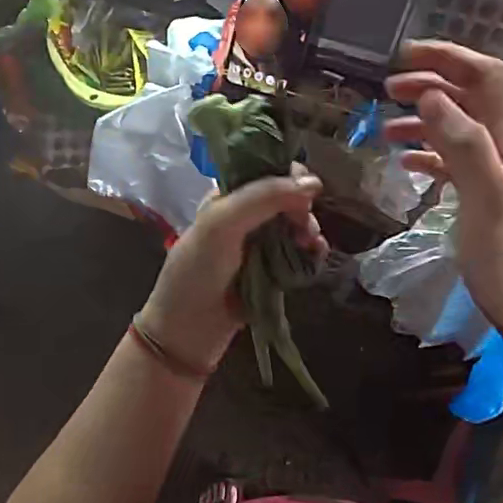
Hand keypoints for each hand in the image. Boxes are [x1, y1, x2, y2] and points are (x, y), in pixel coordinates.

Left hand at [136, 170, 325, 373]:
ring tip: (310, 244)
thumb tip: (313, 183)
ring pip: (296, 225)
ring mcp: (258, 245)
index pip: (264, 170)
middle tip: (304, 225)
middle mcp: (243, 216)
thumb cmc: (197, 273)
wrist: (187, 332)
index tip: (305, 191)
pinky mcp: (271, 272)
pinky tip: (315, 256)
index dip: (289, 175)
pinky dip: (312, 252)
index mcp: (225, 197)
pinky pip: (299, 254)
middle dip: (303, 206)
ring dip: (310, 229)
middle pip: (286, 197)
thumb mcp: (221, 224)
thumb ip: (261, 197)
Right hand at [382, 40, 502, 345]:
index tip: (405, 55)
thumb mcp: (491, 207)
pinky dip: (433, 153)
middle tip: (386, 89)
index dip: (450, 59)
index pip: (490, 80)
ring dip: (428, 120)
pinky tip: (408, 161)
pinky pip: (462, 162)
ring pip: (466, 130)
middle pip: (477, 100)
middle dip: (434, 85)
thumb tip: (433, 96)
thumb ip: (465, 149)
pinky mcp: (497, 200)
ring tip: (386, 125)